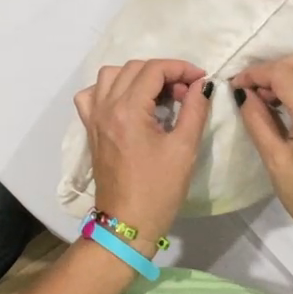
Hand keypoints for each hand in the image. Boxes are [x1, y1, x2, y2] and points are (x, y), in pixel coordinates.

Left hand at [73, 59, 211, 246]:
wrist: (127, 225)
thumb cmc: (159, 190)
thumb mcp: (184, 149)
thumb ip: (194, 109)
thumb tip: (202, 84)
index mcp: (127, 110)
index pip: (154, 69)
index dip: (180, 68)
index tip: (201, 79)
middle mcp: (105, 107)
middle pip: (133, 68)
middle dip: (163, 72)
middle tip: (184, 92)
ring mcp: (93, 117)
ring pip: (110, 75)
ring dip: (136, 76)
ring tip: (158, 95)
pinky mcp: (90, 129)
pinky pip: (92, 95)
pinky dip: (110, 89)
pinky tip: (127, 102)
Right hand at [232, 53, 292, 248]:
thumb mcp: (275, 161)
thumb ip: (257, 120)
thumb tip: (243, 94)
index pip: (283, 74)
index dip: (255, 74)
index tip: (235, 85)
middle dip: (275, 67)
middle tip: (254, 89)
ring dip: (291, 74)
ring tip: (267, 98)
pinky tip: (286, 106)